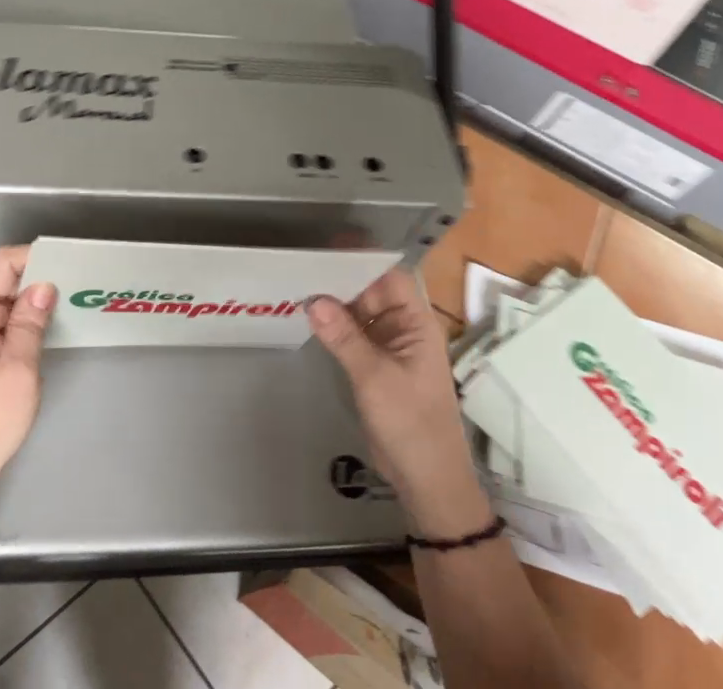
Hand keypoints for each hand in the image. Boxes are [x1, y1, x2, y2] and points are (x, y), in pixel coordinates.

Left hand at [0, 247, 55, 512]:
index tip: (67, 260)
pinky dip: (28, 315)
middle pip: (1, 277)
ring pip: (5, 298)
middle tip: (78, 278)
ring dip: (35, 294)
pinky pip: (5, 319)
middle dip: (38, 272)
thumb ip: (29, 324)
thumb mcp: (18, 372)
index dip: (32, 256)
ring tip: (73, 295)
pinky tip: (52, 320)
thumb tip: (44, 286)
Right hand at [308, 269, 490, 535]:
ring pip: (360, 314)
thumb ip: (343, 336)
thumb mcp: (374, 376)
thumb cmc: (409, 422)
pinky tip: (308, 319)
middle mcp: (404, 329)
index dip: (361, 260)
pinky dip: (334, 328)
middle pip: (371, 292)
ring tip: (296, 284)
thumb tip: (313, 299)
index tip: (325, 247)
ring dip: (334, 304)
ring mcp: (390, 348)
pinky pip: (354, 337)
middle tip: (300, 265)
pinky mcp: (376, 367)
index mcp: (416, 323)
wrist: (426, 475)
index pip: (389, 277)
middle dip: (340, 280)